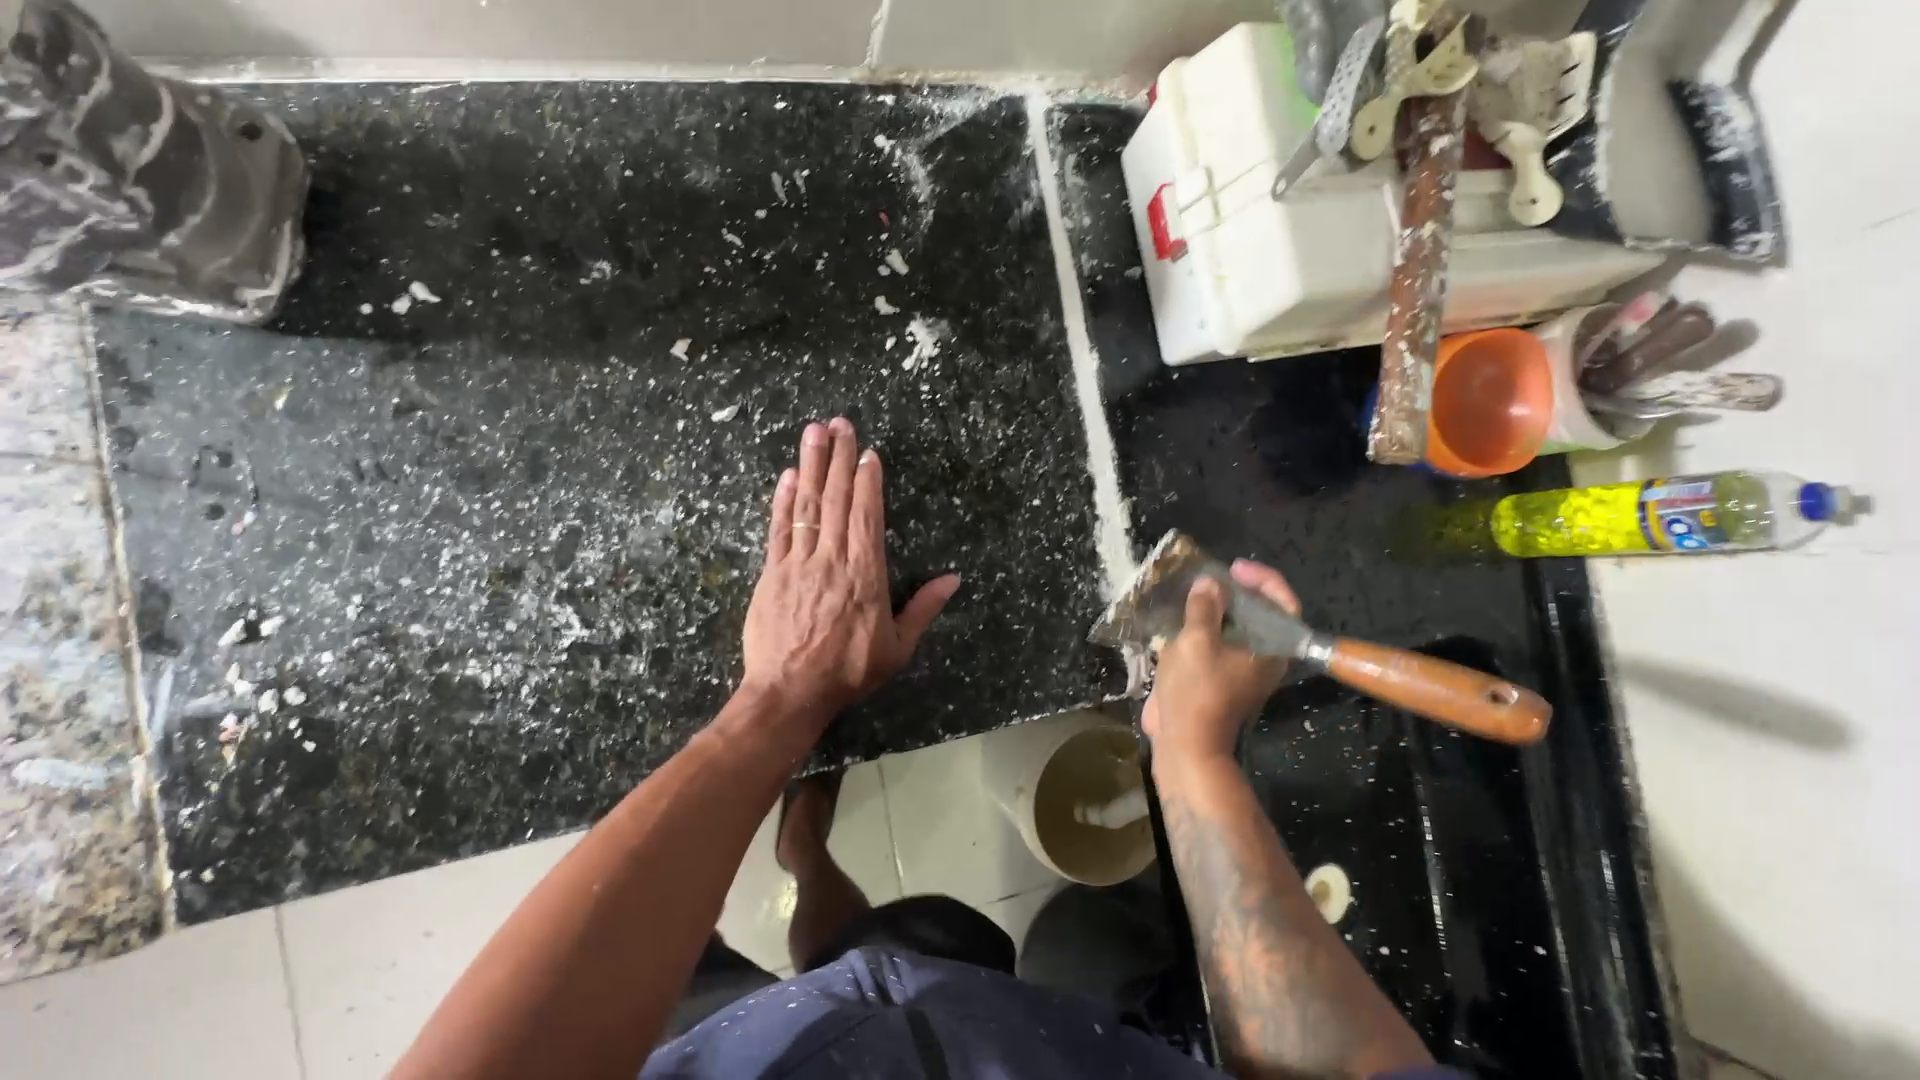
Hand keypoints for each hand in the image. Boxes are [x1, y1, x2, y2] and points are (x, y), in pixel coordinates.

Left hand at [740, 417, 960, 723]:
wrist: (789, 693)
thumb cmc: (848, 672)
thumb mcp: (897, 648)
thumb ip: (923, 609)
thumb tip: (954, 578)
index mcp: (865, 574)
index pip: (866, 515)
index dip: (867, 480)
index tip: (867, 451)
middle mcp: (832, 558)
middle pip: (836, 499)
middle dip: (839, 458)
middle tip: (839, 422)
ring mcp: (798, 563)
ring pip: (807, 505)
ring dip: (811, 466)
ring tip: (813, 432)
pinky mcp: (771, 573)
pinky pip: (779, 529)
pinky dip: (783, 501)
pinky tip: (787, 476)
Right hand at [1142, 559, 1300, 763]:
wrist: (1186, 746)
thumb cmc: (1197, 692)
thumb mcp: (1196, 641)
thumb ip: (1204, 607)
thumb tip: (1210, 584)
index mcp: (1271, 648)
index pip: (1283, 601)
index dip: (1263, 578)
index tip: (1232, 568)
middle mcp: (1264, 658)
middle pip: (1258, 614)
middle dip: (1232, 592)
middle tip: (1207, 579)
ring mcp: (1242, 671)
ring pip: (1234, 630)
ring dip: (1213, 611)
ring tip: (1188, 596)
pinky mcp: (1220, 681)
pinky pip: (1216, 647)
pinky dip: (1200, 632)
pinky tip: (1176, 625)